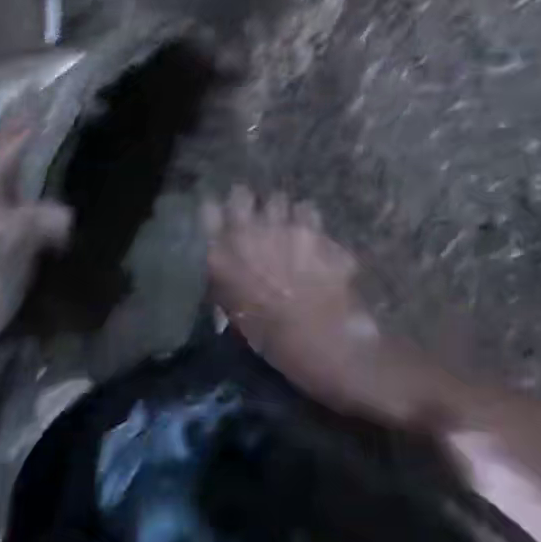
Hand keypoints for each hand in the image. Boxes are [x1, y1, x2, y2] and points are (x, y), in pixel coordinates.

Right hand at [203, 187, 445, 424]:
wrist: (331, 348)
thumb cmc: (277, 343)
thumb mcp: (238, 316)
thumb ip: (227, 282)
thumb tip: (224, 267)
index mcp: (225, 257)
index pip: (209, 209)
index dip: (216, 213)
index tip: (221, 219)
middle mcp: (252, 233)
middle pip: (243, 193)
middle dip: (249, 204)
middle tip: (257, 221)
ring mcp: (288, 228)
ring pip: (280, 200)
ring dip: (282, 214)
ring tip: (289, 233)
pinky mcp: (318, 231)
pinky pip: (309, 213)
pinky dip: (310, 224)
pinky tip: (314, 243)